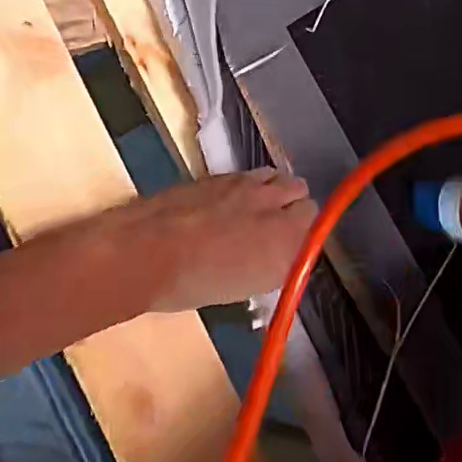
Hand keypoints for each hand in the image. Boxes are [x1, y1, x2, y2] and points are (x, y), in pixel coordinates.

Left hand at [51, 168, 316, 312]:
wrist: (144, 252)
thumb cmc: (194, 282)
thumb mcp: (247, 287)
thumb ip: (276, 264)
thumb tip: (285, 254)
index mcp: (286, 237)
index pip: (317, 220)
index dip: (307, 231)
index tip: (294, 245)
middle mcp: (273, 203)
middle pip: (301, 191)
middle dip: (293, 205)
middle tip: (276, 227)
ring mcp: (245, 184)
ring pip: (277, 176)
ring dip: (273, 190)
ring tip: (255, 211)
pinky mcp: (220, 174)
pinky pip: (249, 175)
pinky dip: (249, 187)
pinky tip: (229, 205)